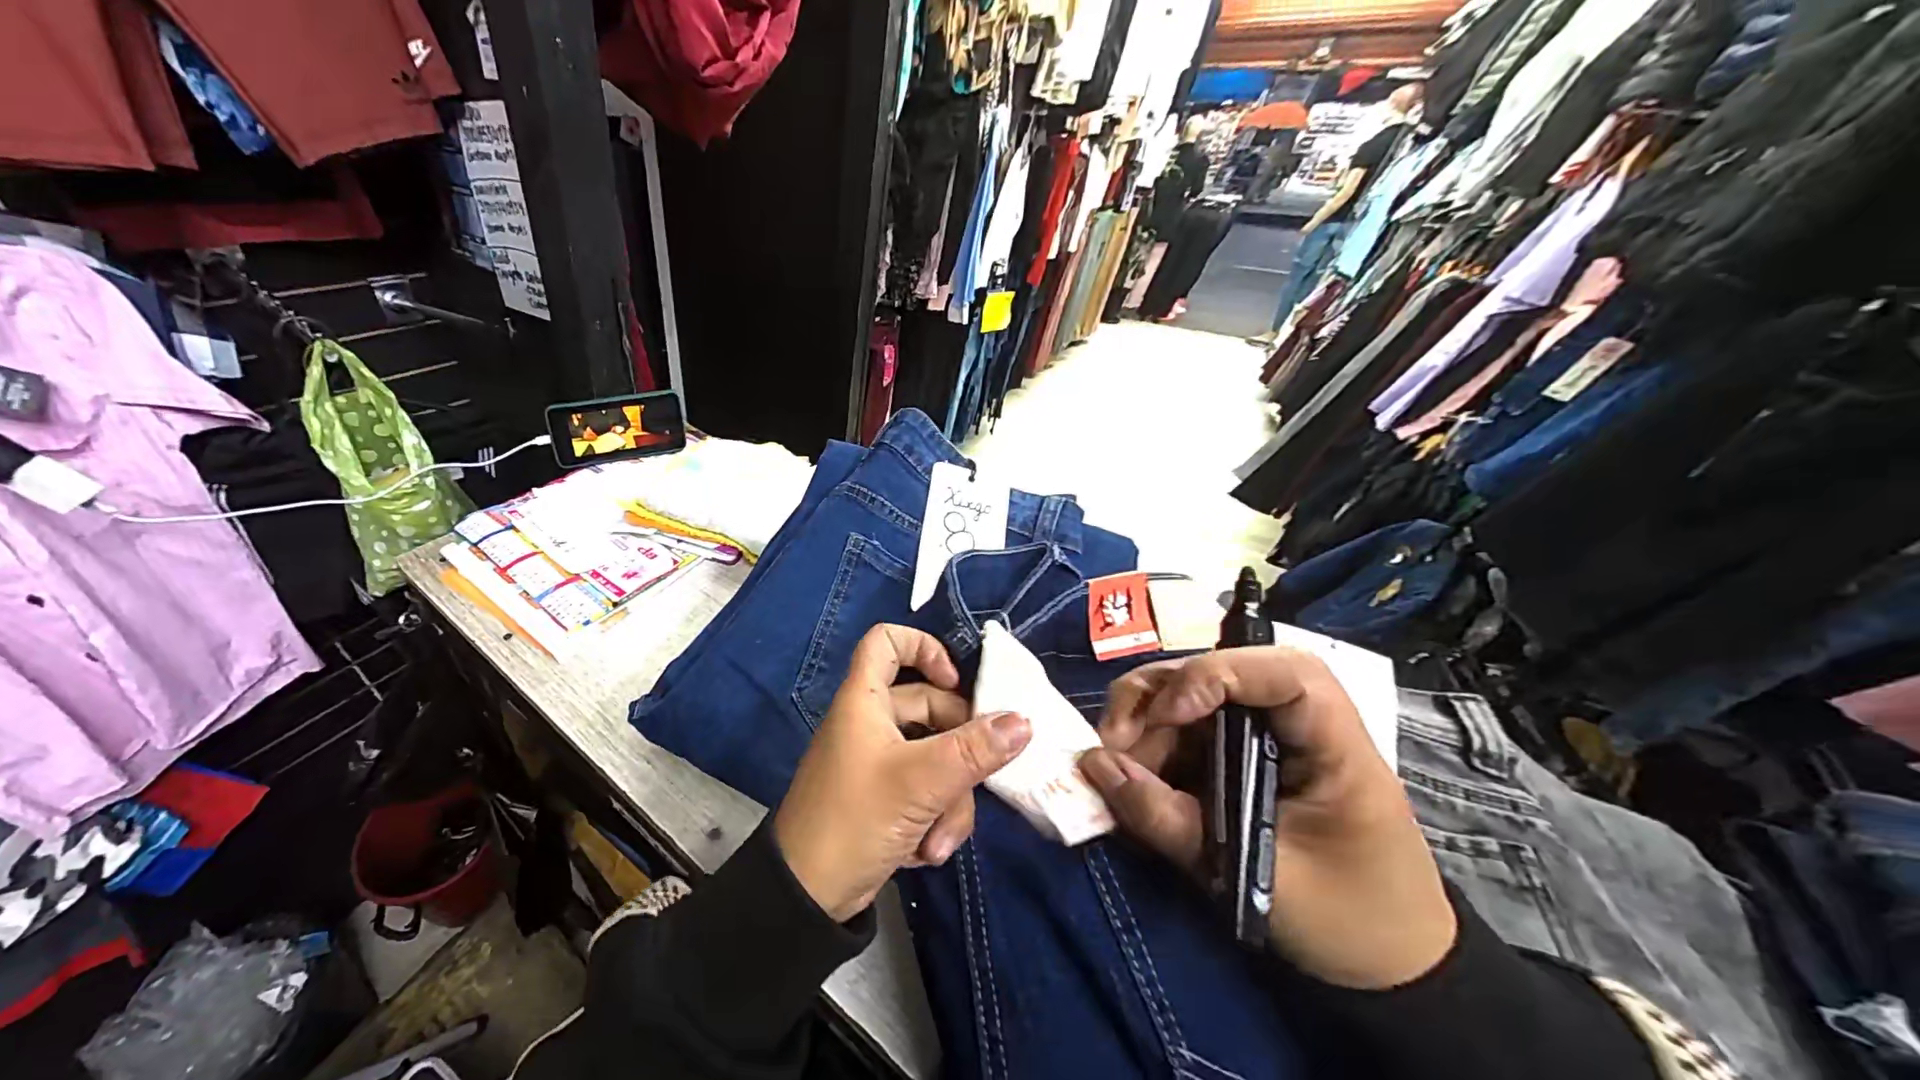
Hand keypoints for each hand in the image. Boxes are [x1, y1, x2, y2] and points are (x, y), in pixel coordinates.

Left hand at [773, 624, 1032, 921]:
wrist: (806, 898)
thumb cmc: (856, 819)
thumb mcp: (922, 782)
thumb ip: (975, 750)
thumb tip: (1023, 721)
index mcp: (865, 700)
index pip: (888, 642)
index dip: (925, 649)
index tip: (955, 683)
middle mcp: (873, 723)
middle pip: (932, 708)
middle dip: (958, 753)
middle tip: (969, 781)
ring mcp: (881, 762)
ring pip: (937, 757)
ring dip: (949, 800)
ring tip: (937, 838)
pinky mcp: (888, 797)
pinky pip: (929, 790)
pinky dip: (935, 818)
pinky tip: (926, 850)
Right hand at [1078, 648, 1454, 988]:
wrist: (1385, 961)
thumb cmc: (1348, 921)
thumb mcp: (1258, 879)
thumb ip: (1174, 825)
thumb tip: (1096, 769)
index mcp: (1334, 744)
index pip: (1284, 673)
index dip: (1218, 675)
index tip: (1168, 716)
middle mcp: (1292, 723)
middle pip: (1218, 673)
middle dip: (1155, 697)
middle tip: (1111, 744)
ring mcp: (1259, 737)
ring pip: (1189, 697)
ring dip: (1141, 725)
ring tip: (1111, 771)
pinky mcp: (1235, 757)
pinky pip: (1181, 734)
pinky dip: (1146, 750)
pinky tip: (1126, 780)